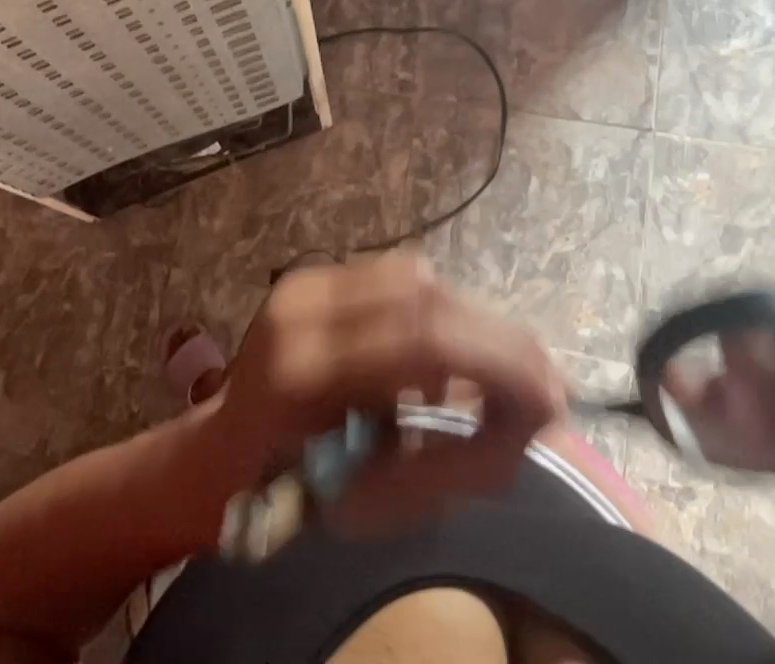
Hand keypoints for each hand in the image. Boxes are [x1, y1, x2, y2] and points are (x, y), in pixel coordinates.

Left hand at [209, 250, 566, 527]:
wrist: (224, 449)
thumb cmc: (292, 493)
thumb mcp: (376, 497)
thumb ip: (455, 457)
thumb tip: (534, 420)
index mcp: (302, 372)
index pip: (422, 338)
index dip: (500, 360)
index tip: (551, 400)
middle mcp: (298, 313)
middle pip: (423, 295)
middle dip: (498, 337)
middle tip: (542, 383)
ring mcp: (300, 287)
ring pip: (414, 278)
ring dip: (469, 321)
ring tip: (493, 372)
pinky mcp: (309, 279)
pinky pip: (393, 278)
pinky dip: (436, 310)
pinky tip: (443, 354)